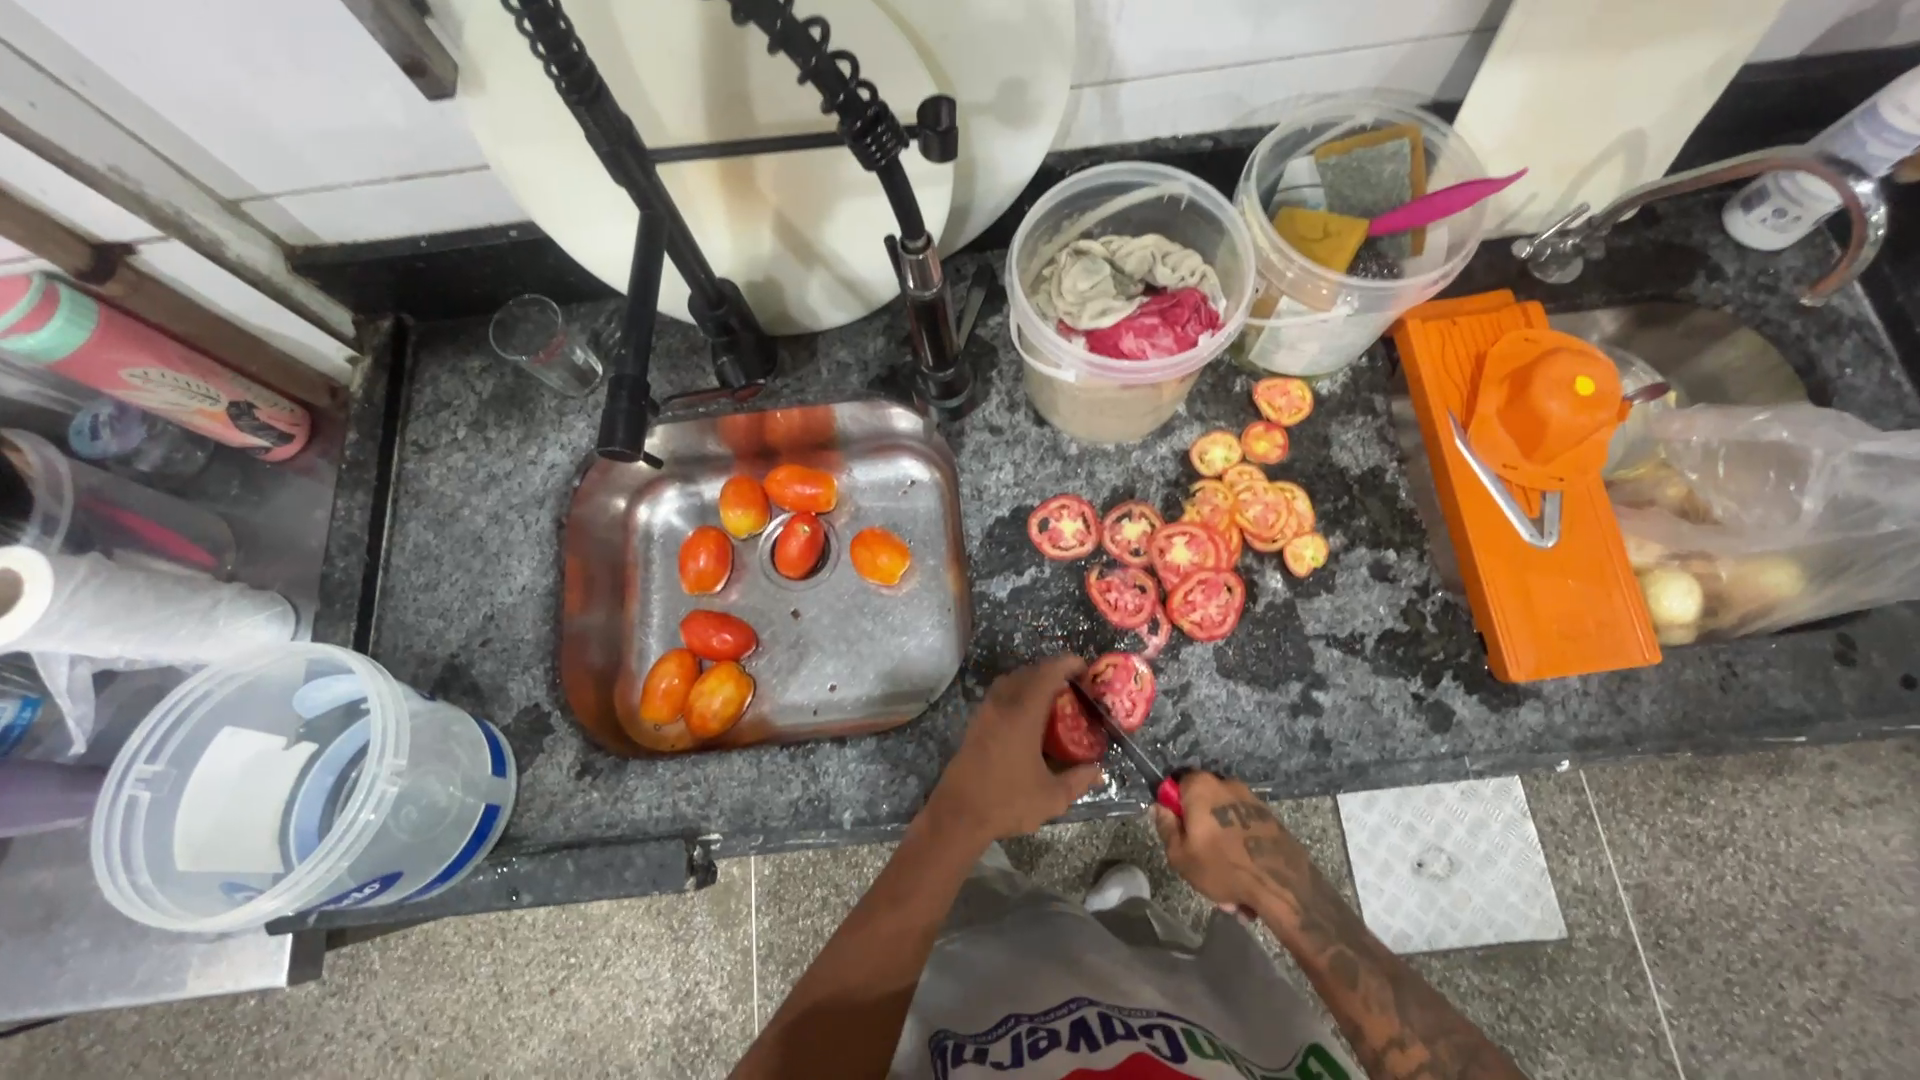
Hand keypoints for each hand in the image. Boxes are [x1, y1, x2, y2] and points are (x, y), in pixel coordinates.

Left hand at [922, 655, 1104, 847]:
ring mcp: (984, 713)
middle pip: (1028, 672)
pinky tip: (1028, 718)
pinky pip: (998, 695)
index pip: (1047, 673)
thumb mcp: (1051, 797)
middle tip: (1073, 687)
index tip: (1085, 670)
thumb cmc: (1007, 802)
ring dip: (1031, 681)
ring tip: (1052, 700)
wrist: (958, 814)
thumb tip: (1098, 772)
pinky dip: (1016, 694)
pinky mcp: (974, 724)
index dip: (1067, 664)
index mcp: (1022, 714)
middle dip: (1052, 672)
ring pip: (1009, 681)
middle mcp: (1002, 705)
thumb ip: (1078, 780)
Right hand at [1152, 772, 1309, 912]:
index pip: (1176, 784)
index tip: (1177, 833)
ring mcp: (1252, 800)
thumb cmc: (1222, 866)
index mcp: (1201, 786)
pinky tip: (1244, 874)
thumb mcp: (1180, 854)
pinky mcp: (1271, 817)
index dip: (1173, 808)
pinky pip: (1245, 829)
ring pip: (1226, 819)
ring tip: (1226, 878)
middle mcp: (1227, 784)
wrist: (1282, 884)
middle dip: (1200, 828)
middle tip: (1200, 859)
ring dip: (1222, 842)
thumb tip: (1161, 807)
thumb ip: (1165, 826)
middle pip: (1203, 802)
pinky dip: (1241, 846)